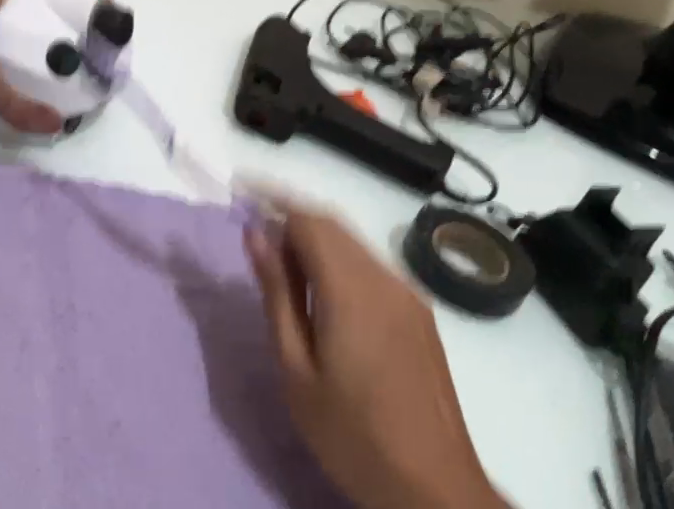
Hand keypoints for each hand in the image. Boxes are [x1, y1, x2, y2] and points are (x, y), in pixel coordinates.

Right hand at [245, 209, 504, 508]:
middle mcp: (386, 279)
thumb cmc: (352, 434)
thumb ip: (277, 294)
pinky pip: (372, 266)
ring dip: (315, 240)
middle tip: (255, 240)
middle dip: (291, 217)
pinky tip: (322, 297)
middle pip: (333, 223)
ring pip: (354, 242)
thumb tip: (256, 235)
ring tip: (283, 272)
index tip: (239, 194)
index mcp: (352, 290)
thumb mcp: (297, 369)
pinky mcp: (420, 314)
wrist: (435, 487)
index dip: (271, 200)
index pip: (308, 219)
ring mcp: (409, 295)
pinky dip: (339, 262)